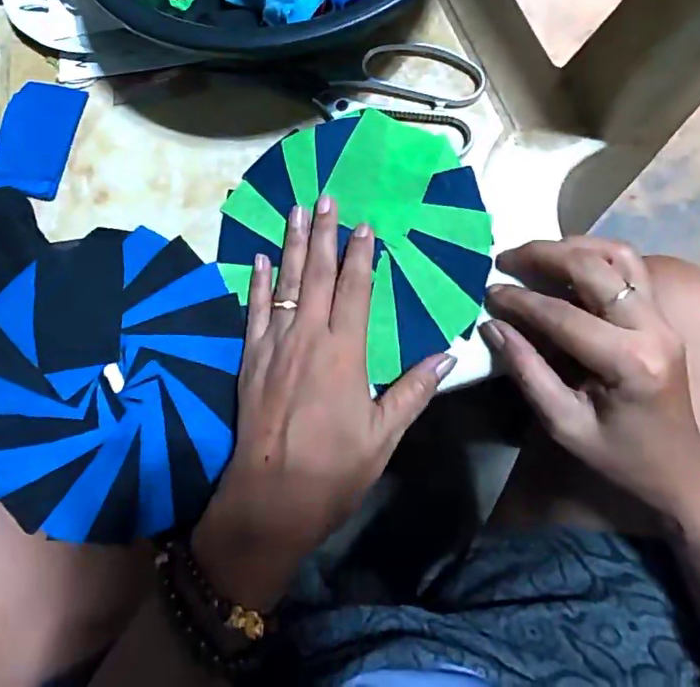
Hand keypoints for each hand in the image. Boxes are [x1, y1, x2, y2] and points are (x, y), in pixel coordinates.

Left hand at [191, 195, 455, 608]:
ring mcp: (275, 345)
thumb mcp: (383, 435)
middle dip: (324, 233)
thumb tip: (448, 353)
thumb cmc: (334, 469)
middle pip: (318, 275)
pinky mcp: (251, 360)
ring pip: (286, 284)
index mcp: (344, 352)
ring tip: (296, 211)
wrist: (268, 503)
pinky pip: (255, 311)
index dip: (361, 255)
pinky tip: (259, 259)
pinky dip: (258, 283)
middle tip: (325, 197)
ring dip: (292, 245)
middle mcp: (308, 338)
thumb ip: (413, 389)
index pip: (355, 290)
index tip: (364, 224)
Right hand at [483, 237, 699, 520]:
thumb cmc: (620, 456)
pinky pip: (632, 265)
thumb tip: (492, 325)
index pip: (563, 315)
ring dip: (574, 245)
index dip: (521, 301)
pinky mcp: (663, 311)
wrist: (681, 467)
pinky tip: (570, 258)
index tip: (490, 292)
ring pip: (618, 254)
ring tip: (537, 252)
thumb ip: (527, 371)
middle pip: (593, 268)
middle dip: (544, 255)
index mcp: (629, 363)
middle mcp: (652, 328)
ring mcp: (662, 315)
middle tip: (507, 258)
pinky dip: (598, 252)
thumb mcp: (564, 424)